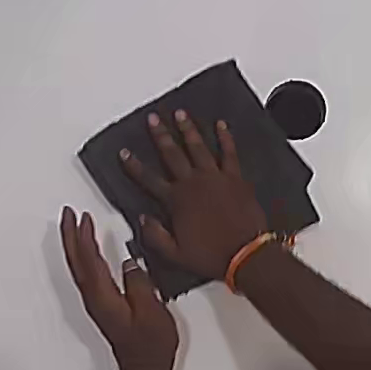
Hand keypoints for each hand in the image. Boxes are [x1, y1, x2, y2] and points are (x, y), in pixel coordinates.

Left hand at [59, 207, 178, 369]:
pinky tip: (89, 253)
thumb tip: (131, 263)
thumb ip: (139, 284)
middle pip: (77, 260)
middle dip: (71, 235)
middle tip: (68, 214)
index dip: (83, 236)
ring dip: (75, 245)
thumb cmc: (150, 345)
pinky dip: (84, 258)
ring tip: (76, 226)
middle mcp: (94, 298)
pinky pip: (86, 274)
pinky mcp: (102, 305)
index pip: (89, 259)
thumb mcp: (152, 311)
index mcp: (103, 296)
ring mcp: (96, 302)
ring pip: (79, 267)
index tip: (81, 216)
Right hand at [119, 110, 268, 279]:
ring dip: (188, 129)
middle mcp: (193, 184)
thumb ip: (155, 235)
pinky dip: (224, 137)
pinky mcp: (235, 178)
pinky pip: (229, 152)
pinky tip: (220, 125)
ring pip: (197, 147)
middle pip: (172, 154)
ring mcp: (215, 178)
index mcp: (176, 201)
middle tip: (153, 119)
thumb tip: (142, 220)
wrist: (245, 255)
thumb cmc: (212, 255)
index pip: (148, 179)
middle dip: (160, 135)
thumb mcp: (174, 253)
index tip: (124, 153)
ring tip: (180, 114)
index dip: (134, 166)